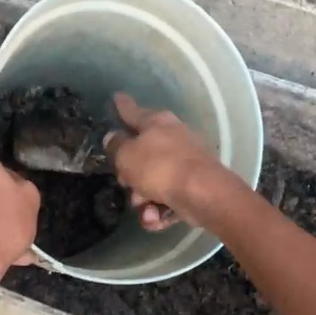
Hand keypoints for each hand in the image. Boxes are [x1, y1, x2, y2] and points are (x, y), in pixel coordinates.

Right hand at [103, 93, 244, 230]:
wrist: (203, 193)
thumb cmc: (159, 167)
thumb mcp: (126, 155)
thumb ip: (116, 146)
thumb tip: (113, 138)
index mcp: (156, 123)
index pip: (133, 111)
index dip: (122, 106)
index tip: (116, 97)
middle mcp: (173, 138)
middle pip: (142, 154)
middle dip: (130, 174)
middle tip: (125, 182)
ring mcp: (184, 162)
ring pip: (152, 181)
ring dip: (143, 198)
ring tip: (145, 208)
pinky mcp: (193, 186)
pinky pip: (167, 198)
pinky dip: (159, 210)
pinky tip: (156, 217)